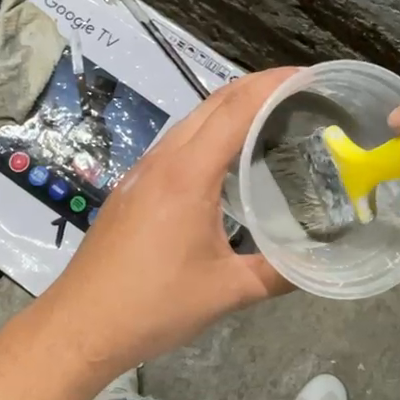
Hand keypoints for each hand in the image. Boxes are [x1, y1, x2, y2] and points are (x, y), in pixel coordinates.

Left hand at [31, 67, 297, 384]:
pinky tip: (226, 155)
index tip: (308, 75)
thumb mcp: (226, 292)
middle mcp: (165, 159)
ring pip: (193, 119)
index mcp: (189, 173)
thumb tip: (318, 264)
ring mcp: (145, 170)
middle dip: (256, 85)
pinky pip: (179, 141)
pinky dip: (209, 130)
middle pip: (214, 102)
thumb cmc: (153, 305)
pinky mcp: (134, 185)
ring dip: (231, 106)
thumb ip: (277, 275)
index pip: (236, 109)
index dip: (273, 85)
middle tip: (299, 90)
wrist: (80, 324)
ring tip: (270, 114)